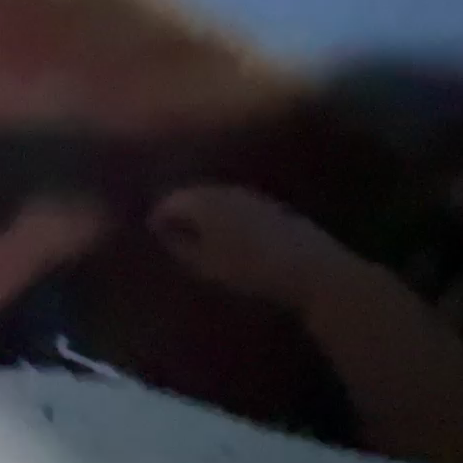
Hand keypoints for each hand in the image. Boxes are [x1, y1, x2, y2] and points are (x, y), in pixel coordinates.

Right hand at [148, 185, 369, 311]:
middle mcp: (226, 192)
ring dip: (205, 210)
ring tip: (197, 229)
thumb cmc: (248, 269)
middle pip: (194, 193)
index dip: (157, 215)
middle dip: (180, 208)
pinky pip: (239, 204)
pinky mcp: (275, 208)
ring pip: (218, 197)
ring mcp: (253, 197)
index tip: (150, 230)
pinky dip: (227, 214)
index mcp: (203, 202)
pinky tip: (229, 231)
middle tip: (170, 227)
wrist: (312, 270)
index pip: (170, 200)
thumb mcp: (203, 263)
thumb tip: (161, 229)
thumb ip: (178, 244)